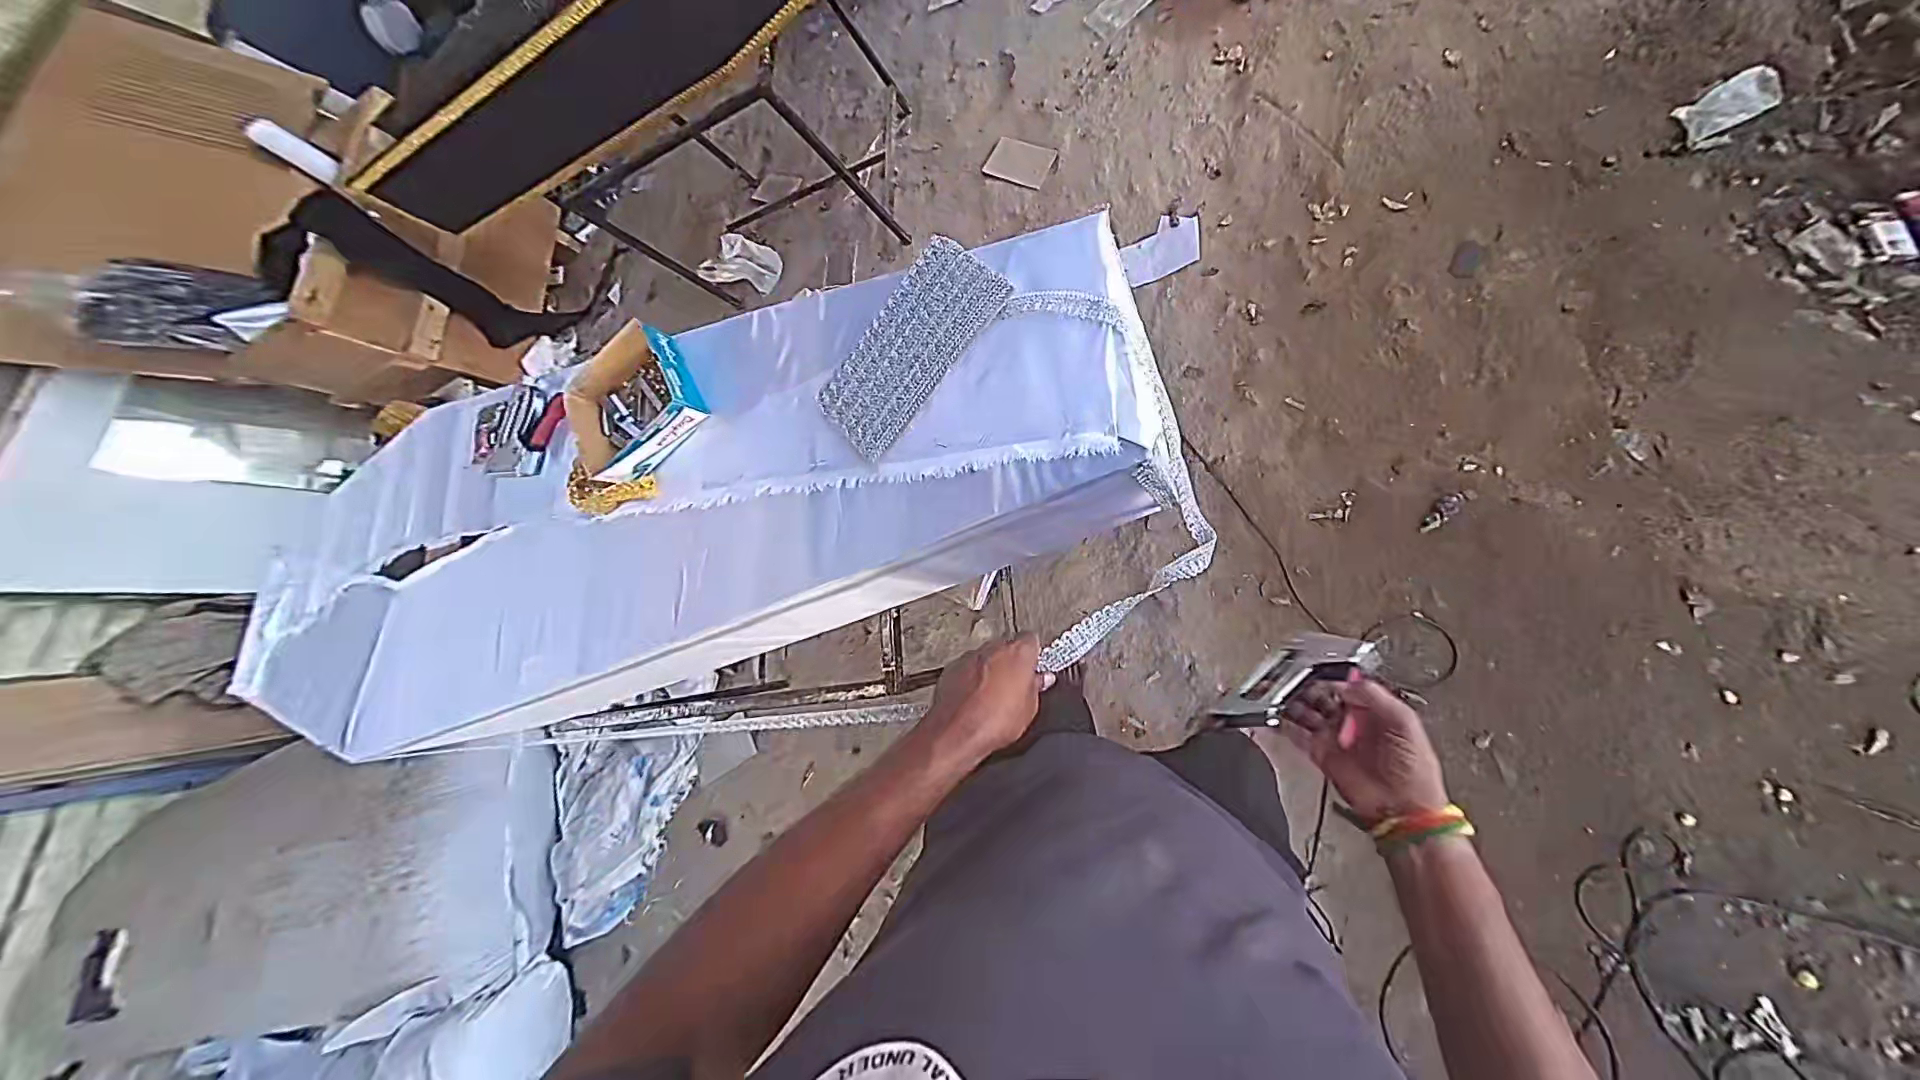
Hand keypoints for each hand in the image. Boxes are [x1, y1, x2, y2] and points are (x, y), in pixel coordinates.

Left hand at [915, 635, 1051, 764]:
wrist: (957, 733)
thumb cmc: (992, 721)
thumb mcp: (1029, 709)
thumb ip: (1036, 687)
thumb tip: (1040, 681)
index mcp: (1018, 653)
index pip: (1031, 640)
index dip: (1034, 654)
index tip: (1035, 668)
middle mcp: (993, 649)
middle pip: (1007, 647)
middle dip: (1011, 663)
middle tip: (1016, 686)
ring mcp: (970, 657)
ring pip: (986, 657)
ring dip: (990, 670)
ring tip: (993, 697)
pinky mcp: (952, 668)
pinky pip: (967, 668)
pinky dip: (971, 678)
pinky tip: (975, 699)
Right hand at [1283, 672, 1449, 824]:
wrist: (1403, 810)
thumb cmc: (1415, 773)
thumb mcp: (1405, 725)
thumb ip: (1377, 699)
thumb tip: (1349, 683)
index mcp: (1376, 712)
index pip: (1349, 686)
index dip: (1334, 678)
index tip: (1321, 673)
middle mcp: (1353, 723)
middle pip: (1323, 697)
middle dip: (1309, 689)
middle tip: (1298, 684)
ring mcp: (1336, 738)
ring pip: (1307, 713)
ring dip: (1295, 704)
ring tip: (1284, 698)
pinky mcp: (1322, 754)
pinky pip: (1298, 736)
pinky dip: (1285, 727)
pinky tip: (1279, 719)